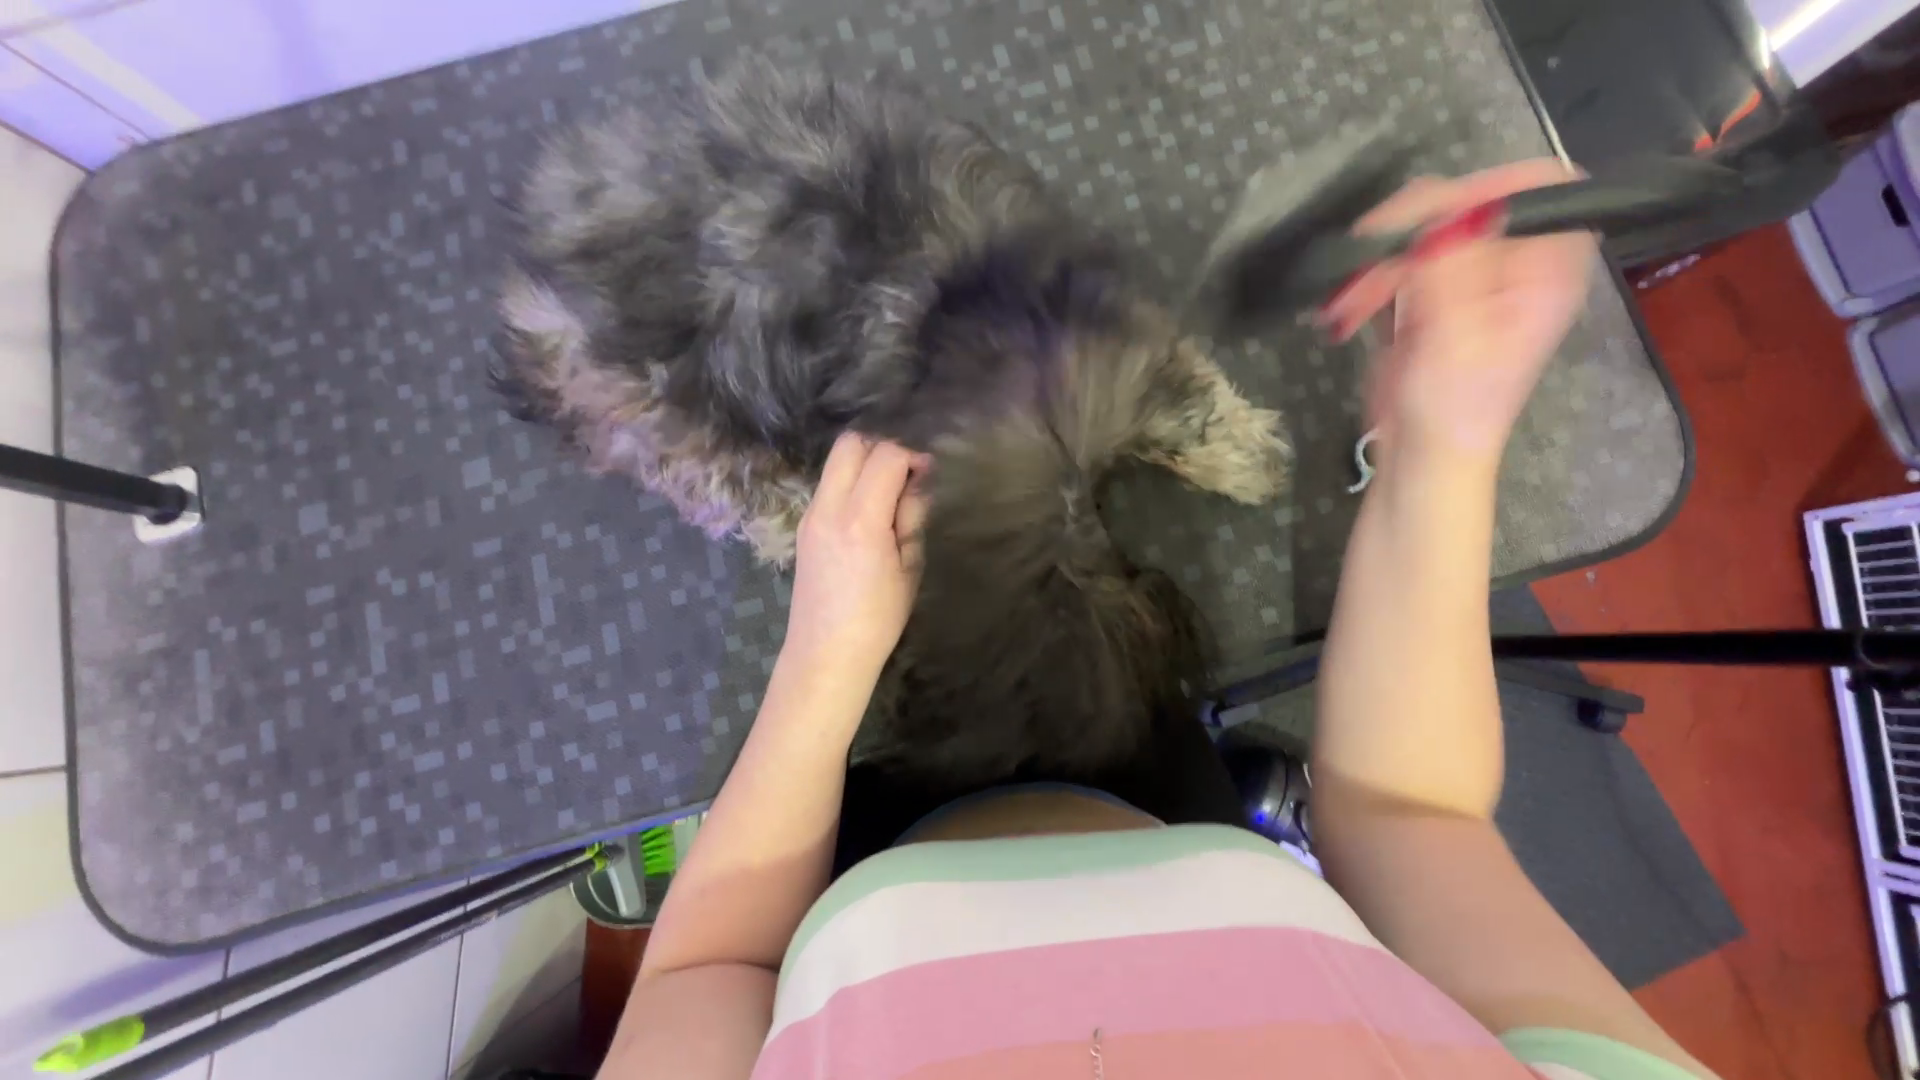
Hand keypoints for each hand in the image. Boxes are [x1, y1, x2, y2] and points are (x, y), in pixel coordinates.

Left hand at [784, 432, 929, 675]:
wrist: (826, 653)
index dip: (912, 457)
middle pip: (850, 444)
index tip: (929, 476)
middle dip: (883, 449)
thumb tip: (918, 481)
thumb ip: (912, 517)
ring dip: (865, 464)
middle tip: (906, 477)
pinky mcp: (804, 526)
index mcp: (860, 520)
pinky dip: (851, 482)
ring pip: (836, 461)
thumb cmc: (877, 619)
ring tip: (890, 496)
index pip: (886, 456)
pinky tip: (871, 512)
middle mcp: (828, 508)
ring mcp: (810, 515)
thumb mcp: (909, 568)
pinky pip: (829, 485)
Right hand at [1317, 159, 1596, 457]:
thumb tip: (1440, 206)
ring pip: (1421, 233)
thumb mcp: (1455, 335)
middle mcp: (1512, 264)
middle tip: (1366, 264)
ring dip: (1375, 264)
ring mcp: (1468, 279)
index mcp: (1546, 268)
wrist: (1422, 455)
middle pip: (1466, 205)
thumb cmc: (1452, 408)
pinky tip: (1348, 310)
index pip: (1536, 188)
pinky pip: (1396, 265)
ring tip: (1346, 303)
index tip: (1428, 221)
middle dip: (1409, 232)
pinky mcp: (1428, 297)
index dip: (1485, 189)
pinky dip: (1366, 283)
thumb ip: (1450, 265)